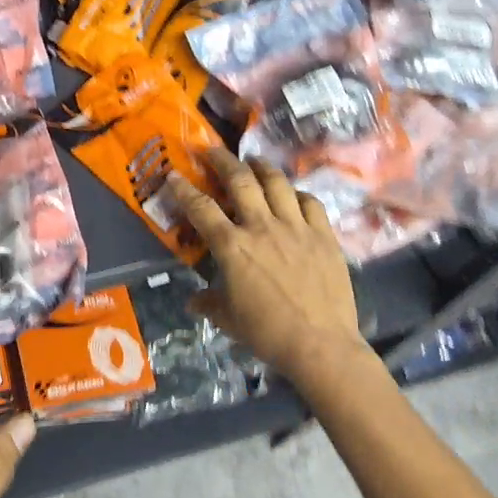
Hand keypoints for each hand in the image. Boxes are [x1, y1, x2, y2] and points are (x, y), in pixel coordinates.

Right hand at [167, 149, 368, 378]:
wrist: (321, 347)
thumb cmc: (268, 333)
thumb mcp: (228, 319)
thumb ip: (208, 303)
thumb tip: (193, 301)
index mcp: (232, 247)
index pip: (201, 208)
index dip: (183, 189)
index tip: (173, 175)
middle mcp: (262, 227)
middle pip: (240, 180)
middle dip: (222, 160)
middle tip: (212, 151)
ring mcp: (296, 228)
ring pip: (277, 183)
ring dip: (261, 167)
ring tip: (253, 161)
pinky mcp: (324, 236)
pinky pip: (311, 203)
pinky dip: (298, 193)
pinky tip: (293, 195)